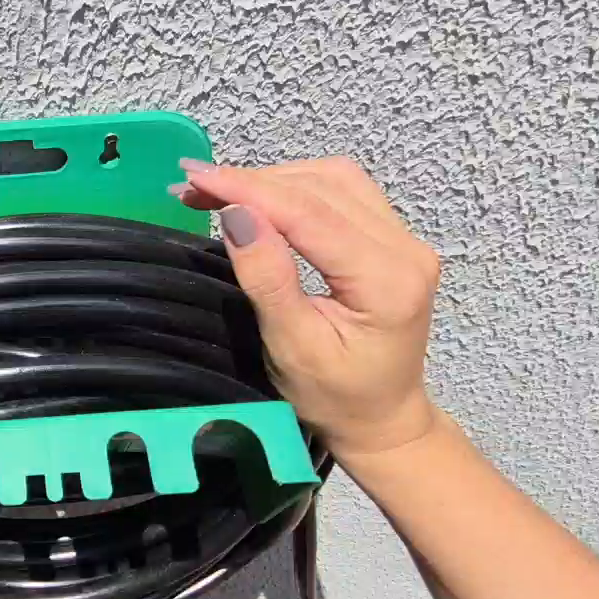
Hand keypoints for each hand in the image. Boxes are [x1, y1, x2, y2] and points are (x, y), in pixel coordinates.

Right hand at [172, 156, 440, 457]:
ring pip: (332, 180)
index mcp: (387, 279)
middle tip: (193, 186)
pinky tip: (258, 196)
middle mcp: (406, 248)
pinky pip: (340, 192)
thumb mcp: (292, 346)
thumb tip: (235, 215)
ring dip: (271, 179)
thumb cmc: (333, 395)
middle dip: (252, 180)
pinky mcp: (391, 238)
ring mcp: (403, 239)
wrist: (381, 419)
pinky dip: (292, 187)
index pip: (310, 213)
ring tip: (217, 189)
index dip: (249, 189)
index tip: (195, 179)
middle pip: (322, 187)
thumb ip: (268, 278)